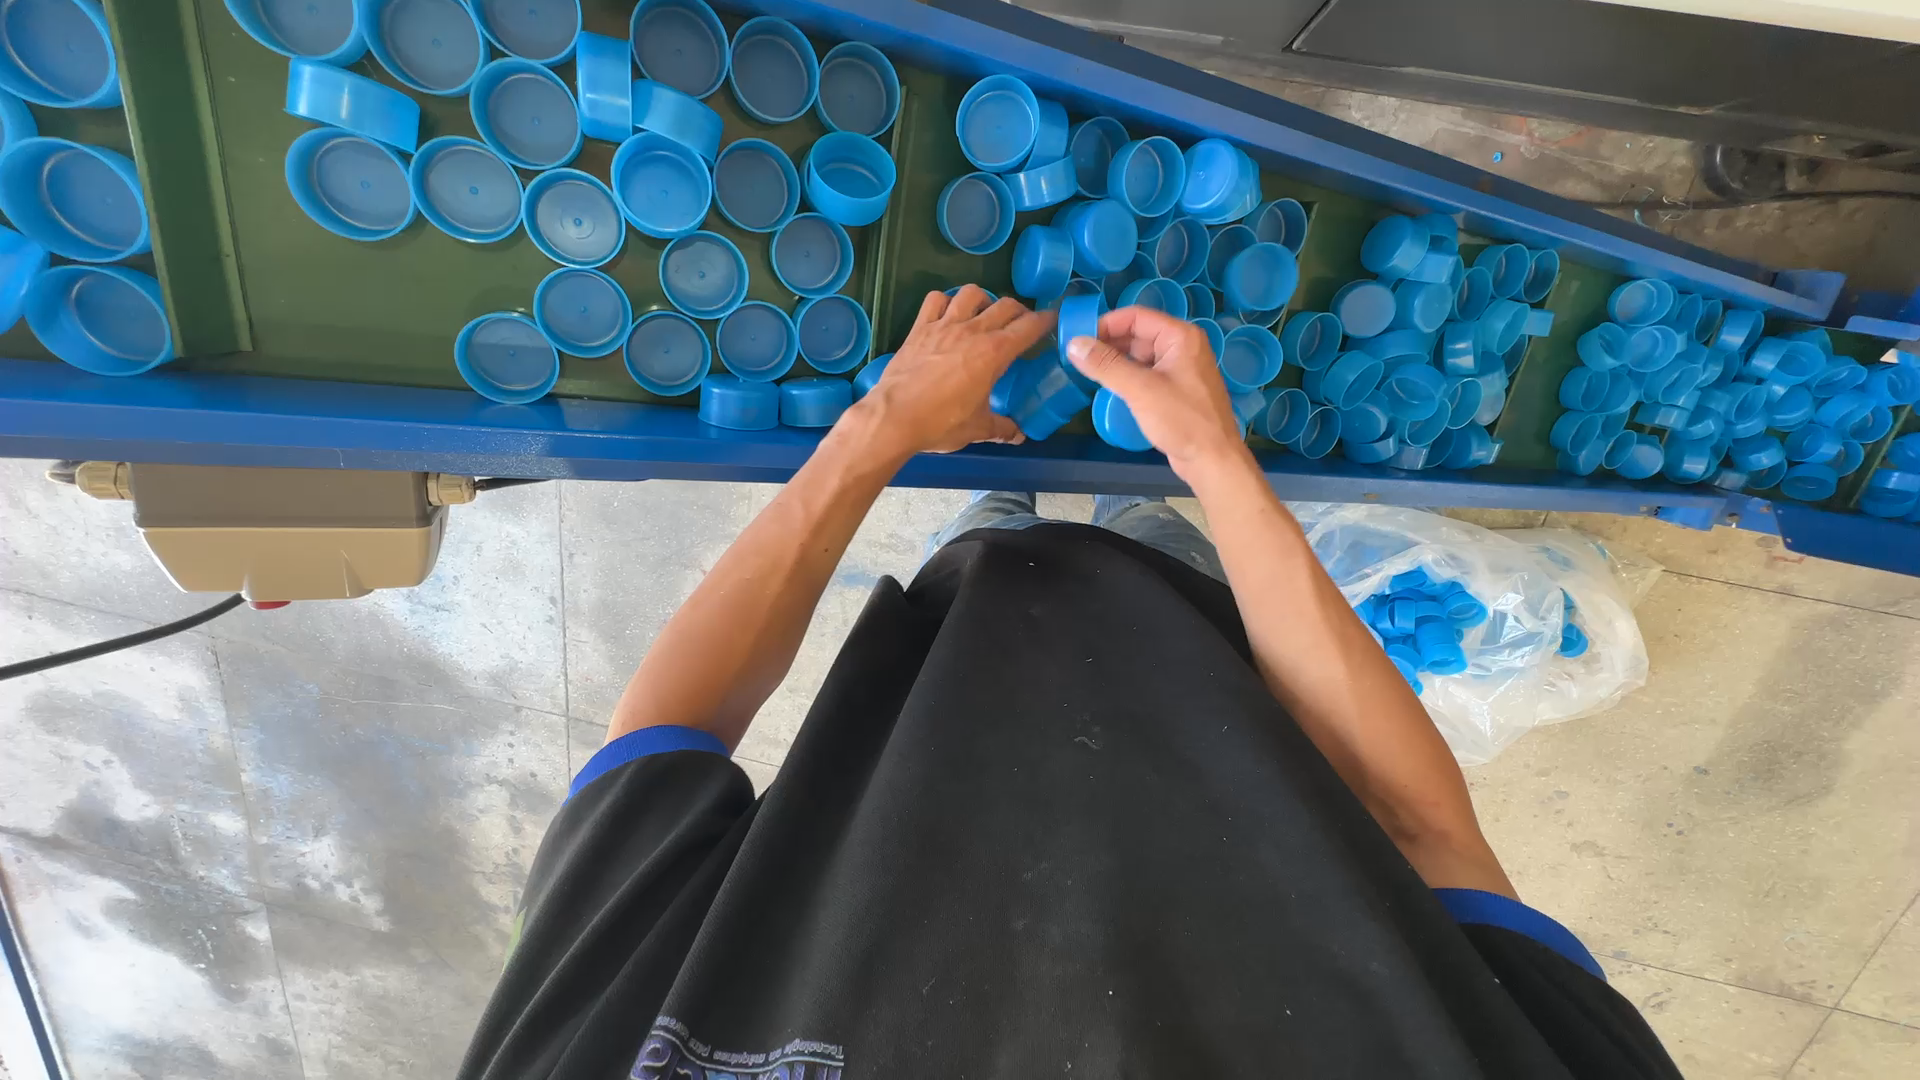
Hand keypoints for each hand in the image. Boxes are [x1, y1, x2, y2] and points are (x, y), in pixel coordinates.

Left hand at [851, 285, 1053, 456]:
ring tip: (984, 314)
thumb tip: (1019, 436)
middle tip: (1021, 324)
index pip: (1029, 327)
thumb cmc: (941, 423)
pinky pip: (935, 300)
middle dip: (1019, 311)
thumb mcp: (978, 429)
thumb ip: (1002, 428)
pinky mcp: (920, 328)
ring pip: (971, 293)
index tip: (1052, 320)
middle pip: (1005, 305)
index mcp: (994, 353)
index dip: (1045, 321)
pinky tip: (948, 314)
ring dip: (983, 299)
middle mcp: (972, 331)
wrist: (895, 417)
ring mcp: (944, 326)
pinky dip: (945, 302)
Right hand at [1065, 306, 1253, 483]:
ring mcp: (1179, 368)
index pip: (1136, 316)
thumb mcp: (1140, 390)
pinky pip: (1145, 372)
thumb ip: (1106, 365)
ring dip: (1114, 360)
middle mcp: (1181, 346)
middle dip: (1107, 342)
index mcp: (1180, 336)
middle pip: (1137, 334)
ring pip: (1139, 354)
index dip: (1105, 324)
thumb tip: (1074, 344)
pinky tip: (1108, 385)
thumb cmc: (1181, 421)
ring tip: (1087, 371)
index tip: (1078, 339)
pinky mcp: (1174, 389)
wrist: (1212, 459)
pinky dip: (1126, 375)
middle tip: (1077, 357)